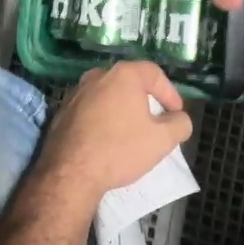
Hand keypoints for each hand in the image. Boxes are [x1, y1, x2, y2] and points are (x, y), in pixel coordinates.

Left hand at [37, 61, 192, 201]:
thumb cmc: (120, 149)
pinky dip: (104, 118)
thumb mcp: (162, 140)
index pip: (154, 73)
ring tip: (132, 131)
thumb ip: (179, 124)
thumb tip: (180, 118)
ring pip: (109, 94)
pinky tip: (108, 139)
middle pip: (130, 82)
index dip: (170, 92)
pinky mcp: (64, 109)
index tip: (176, 113)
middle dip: (146, 100)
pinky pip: (91, 108)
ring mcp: (77, 91)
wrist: (70, 171)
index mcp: (123, 74)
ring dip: (123, 109)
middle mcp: (98, 75)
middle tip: (156, 121)